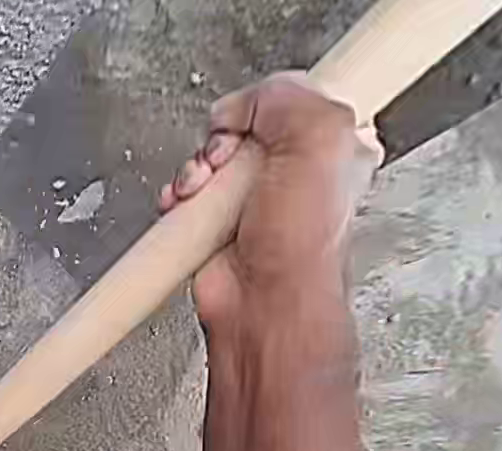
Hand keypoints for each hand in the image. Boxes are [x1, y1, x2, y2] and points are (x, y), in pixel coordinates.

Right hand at [158, 73, 381, 326]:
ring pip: (207, 166)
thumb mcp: (318, 137)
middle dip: (218, 143)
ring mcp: (245, 205)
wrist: (261, 298)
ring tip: (197, 187)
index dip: (259, 109)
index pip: (286, 104)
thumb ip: (283, 100)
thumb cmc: (300, 238)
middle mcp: (286, 175)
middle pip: (239, 133)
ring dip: (192, 172)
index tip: (250, 127)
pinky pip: (184, 202)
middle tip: (221, 161)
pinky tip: (180, 204)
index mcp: (328, 146)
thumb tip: (237, 106)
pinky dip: (174, 199)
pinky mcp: (210, 231)